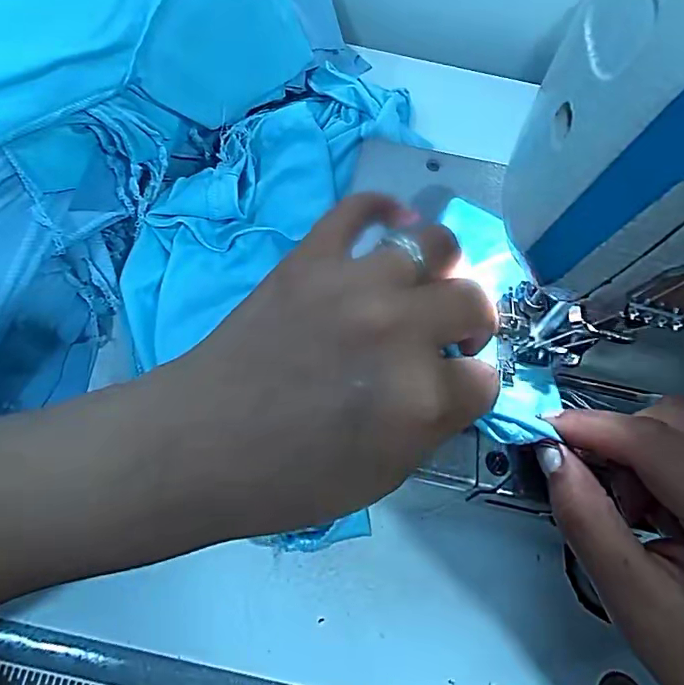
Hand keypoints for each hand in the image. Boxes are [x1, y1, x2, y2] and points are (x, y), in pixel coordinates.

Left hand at [151, 192, 499, 540]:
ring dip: (442, 268)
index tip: (455, 386)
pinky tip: (395, 223)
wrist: (199, 442)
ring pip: (435, 244)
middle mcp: (398, 329)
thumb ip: (434, 425)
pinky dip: (383, 208)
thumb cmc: (288, 477)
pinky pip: (358, 208)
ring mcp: (355, 283)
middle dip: (473, 325)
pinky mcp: (312, 256)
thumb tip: (459, 379)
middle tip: (447, 337)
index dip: (473, 385)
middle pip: (472, 301)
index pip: (484, 378)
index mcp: (419, 398)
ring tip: (423, 285)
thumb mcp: (382, 476)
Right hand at [541, 397, 683, 684]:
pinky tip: (675, 510)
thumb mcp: (643, 611)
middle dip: (628, 442)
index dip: (600, 429)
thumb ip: (589, 524)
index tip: (551, 429)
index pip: (668, 450)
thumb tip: (555, 457)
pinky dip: (681, 462)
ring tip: (643, 510)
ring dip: (653, 450)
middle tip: (600, 488)